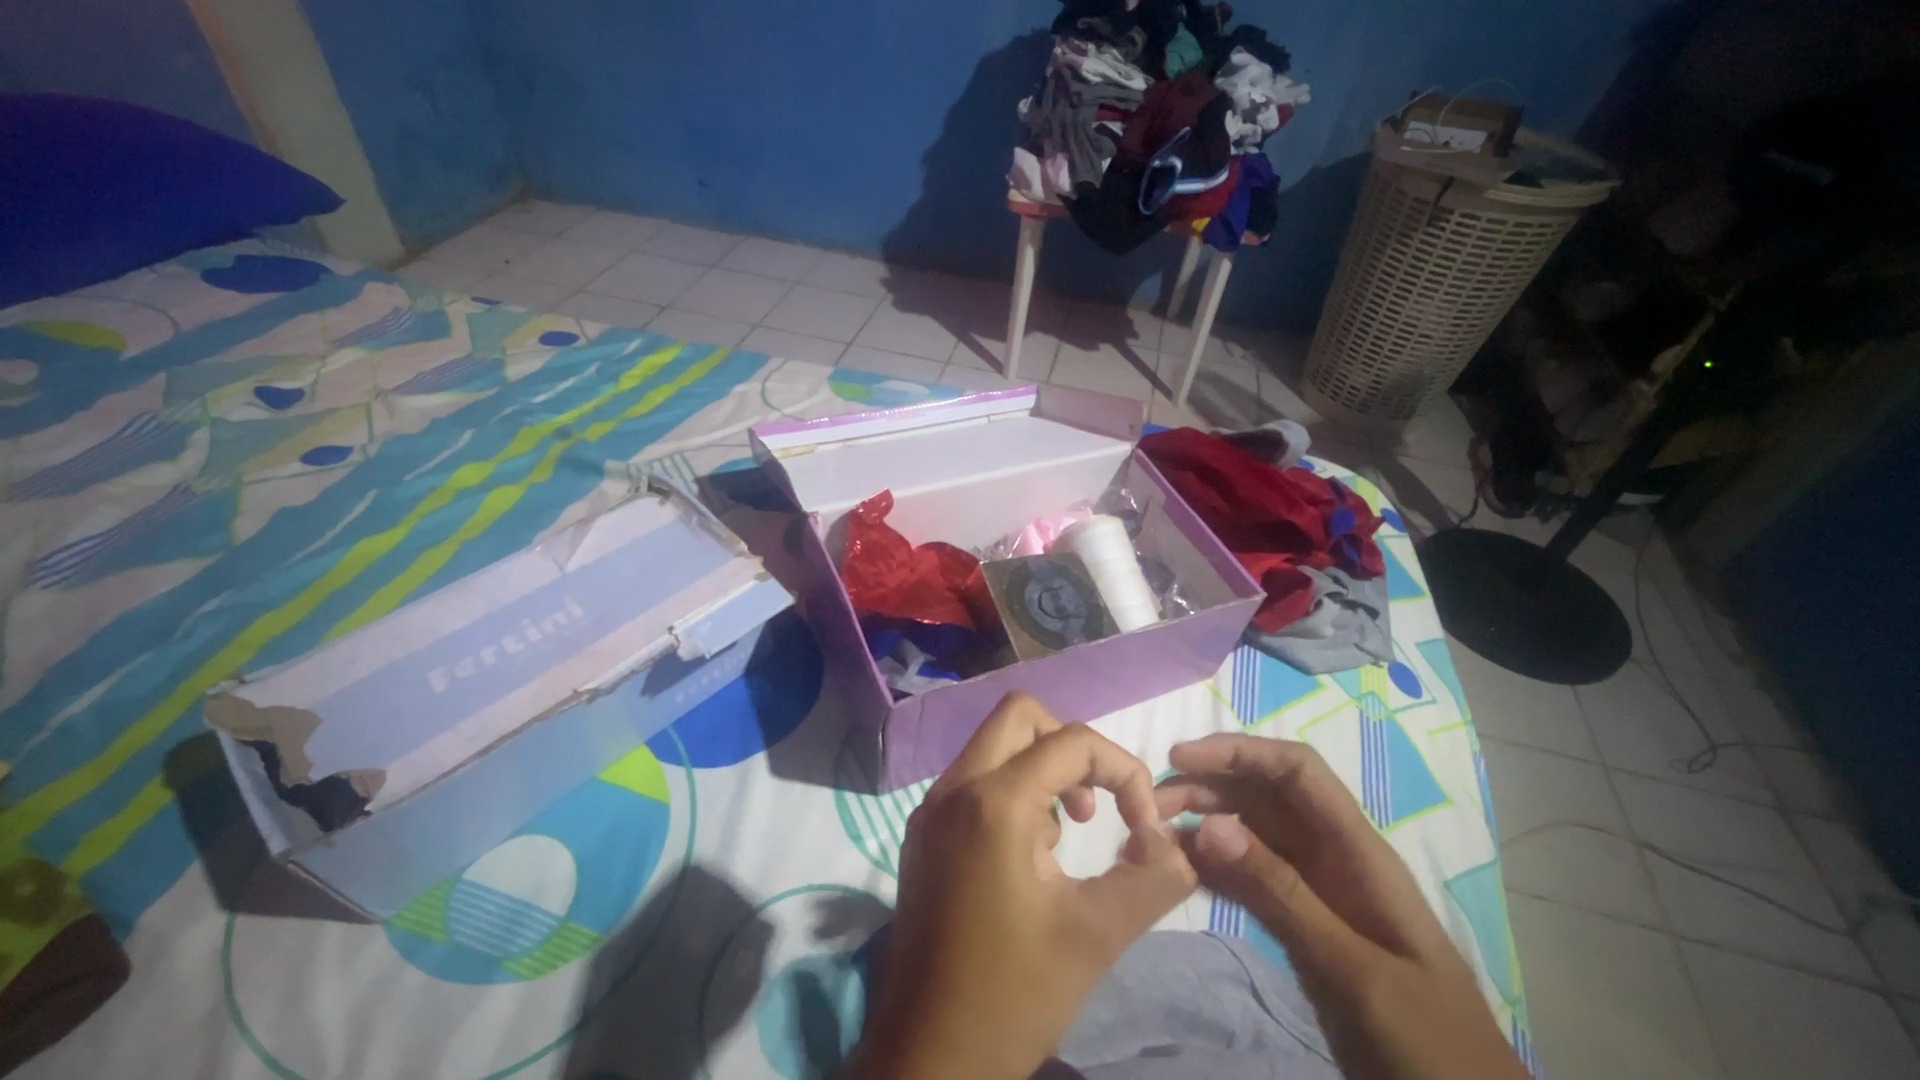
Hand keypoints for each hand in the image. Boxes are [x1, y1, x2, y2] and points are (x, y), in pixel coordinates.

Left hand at [845, 692, 1197, 1079]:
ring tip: (1063, 845)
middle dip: (1072, 751)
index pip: (1072, 740)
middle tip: (1097, 808)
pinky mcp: (922, 837)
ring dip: (1041, 775)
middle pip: (1020, 717)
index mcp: (992, 802)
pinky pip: (973, 784)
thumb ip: (1154, 875)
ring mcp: (929, 812)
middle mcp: (951, 789)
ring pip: (993, 749)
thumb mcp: (1098, 934)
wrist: (928, 1056)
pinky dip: (1011, 797)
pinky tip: (1030, 863)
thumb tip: (1179, 840)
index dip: (1124, 771)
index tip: (1142, 827)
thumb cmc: (1013, 993)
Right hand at [1156, 734, 1529, 1079]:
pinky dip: (1213, 867)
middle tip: (1148, 806)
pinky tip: (1179, 870)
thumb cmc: (1428, 1036)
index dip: (1239, 752)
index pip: (1296, 771)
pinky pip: (1250, 878)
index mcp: (1359, 851)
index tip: (1179, 758)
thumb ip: (1284, 895)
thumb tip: (1209, 824)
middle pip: (1265, 796)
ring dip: (1203, 824)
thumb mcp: (1356, 969)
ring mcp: (1317, 891)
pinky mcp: (1303, 925)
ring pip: (1251, 834)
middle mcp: (1333, 857)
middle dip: (1208, 786)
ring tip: (1152, 836)